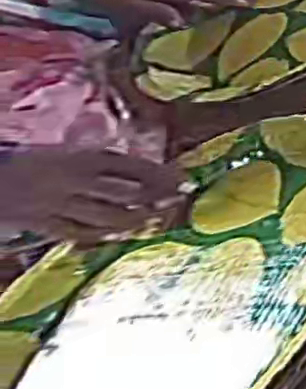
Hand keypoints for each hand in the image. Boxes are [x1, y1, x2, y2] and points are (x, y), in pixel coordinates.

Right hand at [0, 149, 185, 244]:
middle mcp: (76, 182)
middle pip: (128, 193)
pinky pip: (73, 232)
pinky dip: (100, 235)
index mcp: (88, 160)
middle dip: (157, 199)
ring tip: (156, 220)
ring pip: (105, 216)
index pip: (139, 168)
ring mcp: (54, 204)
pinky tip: (120, 235)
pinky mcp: (34, 223)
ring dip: (135, 219)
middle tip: (176, 202)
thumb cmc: (35, 162)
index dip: (167, 177)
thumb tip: (152, 170)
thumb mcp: (75, 153)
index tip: (188, 183)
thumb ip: (108, 162)